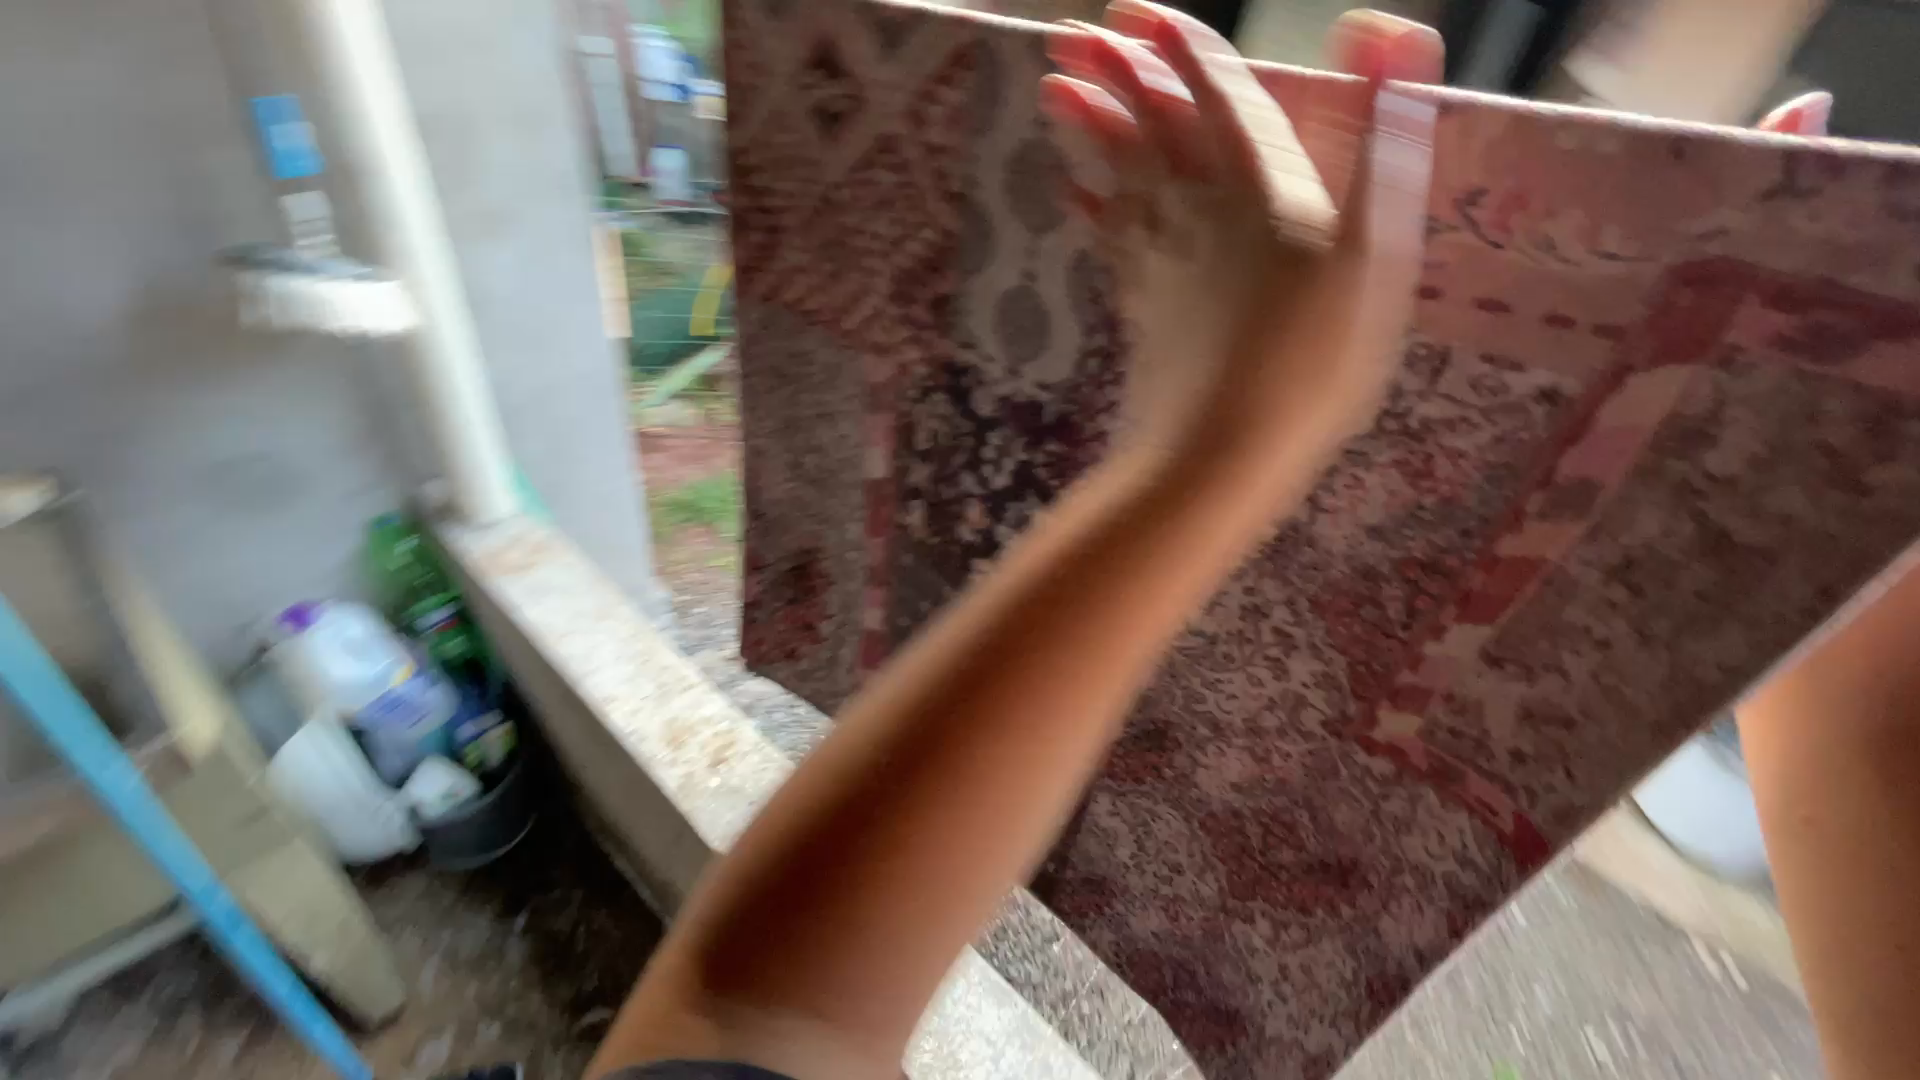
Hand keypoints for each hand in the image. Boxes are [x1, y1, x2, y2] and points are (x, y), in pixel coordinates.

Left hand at [1044, 3, 1441, 491]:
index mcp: (1256, 181)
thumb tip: (1385, 26)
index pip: (1209, 90)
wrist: (1221, 447)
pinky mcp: (1137, 302)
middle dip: (1111, 71)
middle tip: (1070, 37)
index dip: (1173, 45)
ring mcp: (1156, 257)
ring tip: (1052, 91)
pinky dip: (1087, 207)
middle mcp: (1193, 205)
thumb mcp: (1380, 247)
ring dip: (1086, 127)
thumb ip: (1384, 135)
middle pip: (1146, 122)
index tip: (1132, 12)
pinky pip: (1105, 238)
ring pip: (1114, 173)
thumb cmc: (1312, 358)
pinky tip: (1069, 190)